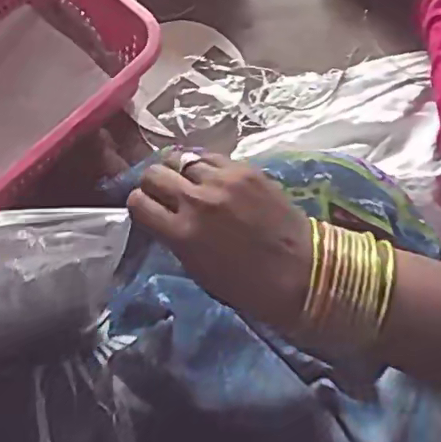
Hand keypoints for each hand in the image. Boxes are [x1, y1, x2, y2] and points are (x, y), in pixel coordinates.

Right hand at [126, 154, 311, 331]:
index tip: (147, 209)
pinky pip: (209, 156)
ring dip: (178, 171)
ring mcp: (221, 181)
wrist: (303, 272)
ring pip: (178, 158)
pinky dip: (203, 166)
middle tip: (165, 194)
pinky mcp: (244, 169)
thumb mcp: (197, 268)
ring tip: (188, 181)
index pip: (137, 202)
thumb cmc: (247, 284)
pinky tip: (211, 177)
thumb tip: (160, 216)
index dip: (139, 204)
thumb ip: (173, 237)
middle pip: (153, 174)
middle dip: (153, 184)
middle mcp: (196, 201)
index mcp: (181, 233)